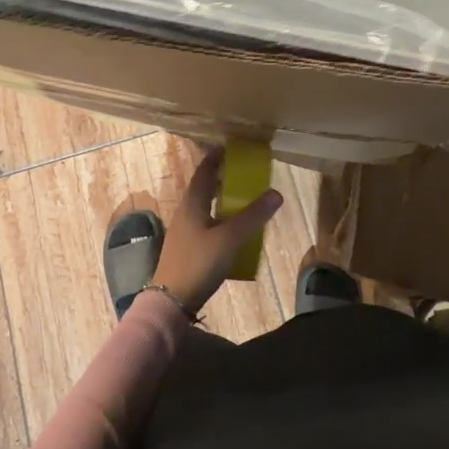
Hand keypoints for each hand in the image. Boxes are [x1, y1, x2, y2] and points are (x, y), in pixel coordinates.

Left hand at [154, 148, 283, 313]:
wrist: (172, 301)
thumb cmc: (199, 263)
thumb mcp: (230, 238)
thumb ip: (253, 216)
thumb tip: (276, 193)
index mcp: (192, 203)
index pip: (204, 172)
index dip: (215, 158)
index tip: (229, 147)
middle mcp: (185, 212)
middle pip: (203, 188)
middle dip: (220, 178)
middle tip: (241, 172)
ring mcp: (184, 232)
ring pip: (203, 207)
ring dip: (220, 199)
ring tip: (241, 199)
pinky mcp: (187, 249)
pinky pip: (205, 224)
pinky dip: (219, 218)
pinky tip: (232, 231)